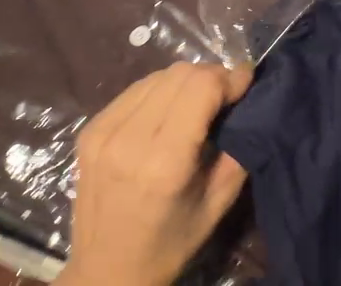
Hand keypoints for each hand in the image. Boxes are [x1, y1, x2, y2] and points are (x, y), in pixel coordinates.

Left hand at [56, 62, 253, 285]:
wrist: (106, 273)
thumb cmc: (169, 244)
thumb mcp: (217, 204)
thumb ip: (238, 149)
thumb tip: (250, 101)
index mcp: (164, 162)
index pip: (201, 87)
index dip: (230, 78)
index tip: (247, 82)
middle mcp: (129, 138)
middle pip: (180, 74)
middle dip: (211, 76)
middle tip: (226, 95)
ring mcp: (104, 131)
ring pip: (158, 75)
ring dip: (185, 81)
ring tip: (197, 103)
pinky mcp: (90, 129)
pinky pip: (135, 89)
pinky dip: (159, 91)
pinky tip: (166, 112)